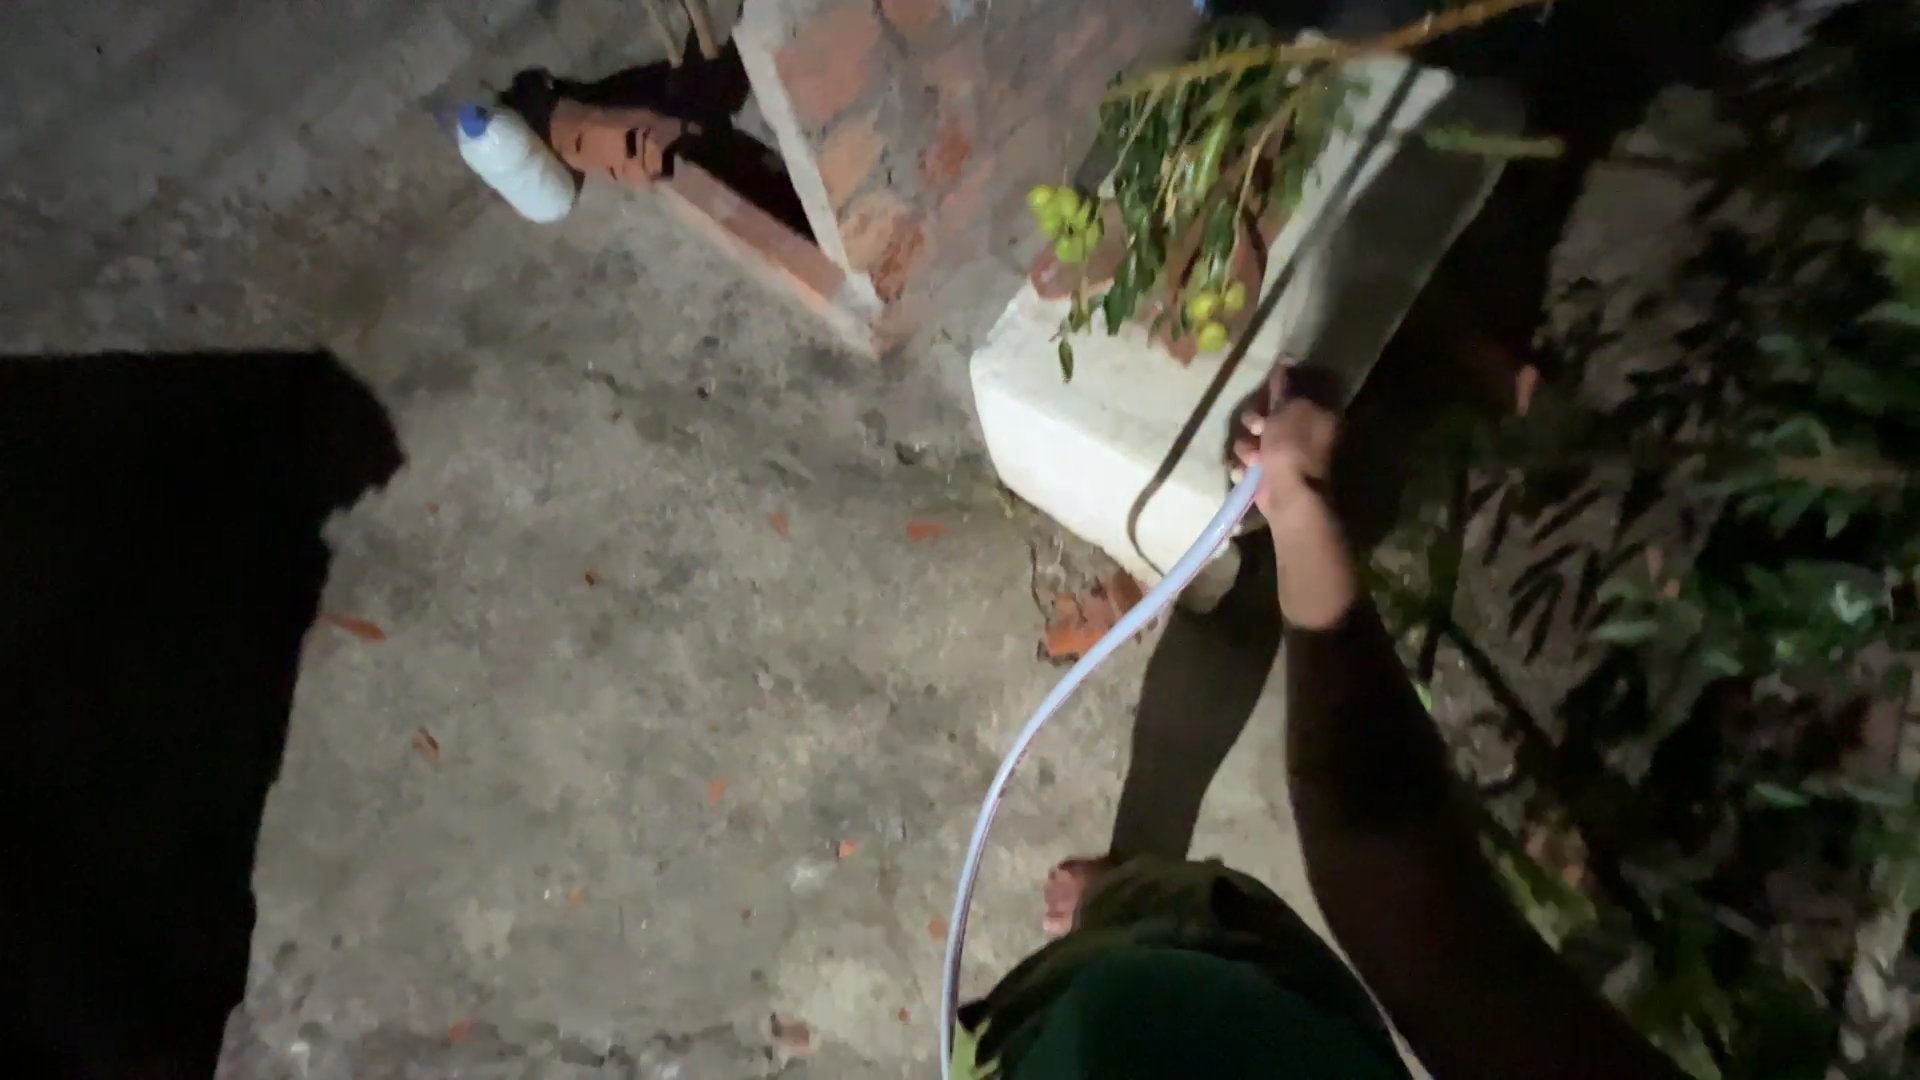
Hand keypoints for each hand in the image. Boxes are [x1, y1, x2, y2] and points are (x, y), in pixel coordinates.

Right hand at [1229, 363, 1337, 527]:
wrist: (1288, 493)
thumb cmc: (1292, 446)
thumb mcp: (1287, 408)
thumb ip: (1284, 386)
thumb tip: (1285, 358)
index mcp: (1318, 413)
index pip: (1298, 390)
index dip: (1278, 390)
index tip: (1266, 393)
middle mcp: (1305, 432)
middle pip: (1271, 413)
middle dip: (1256, 419)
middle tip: (1255, 425)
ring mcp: (1287, 453)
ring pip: (1256, 436)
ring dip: (1247, 445)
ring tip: (1251, 456)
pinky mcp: (1270, 471)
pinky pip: (1250, 459)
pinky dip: (1246, 464)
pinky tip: (1246, 470)